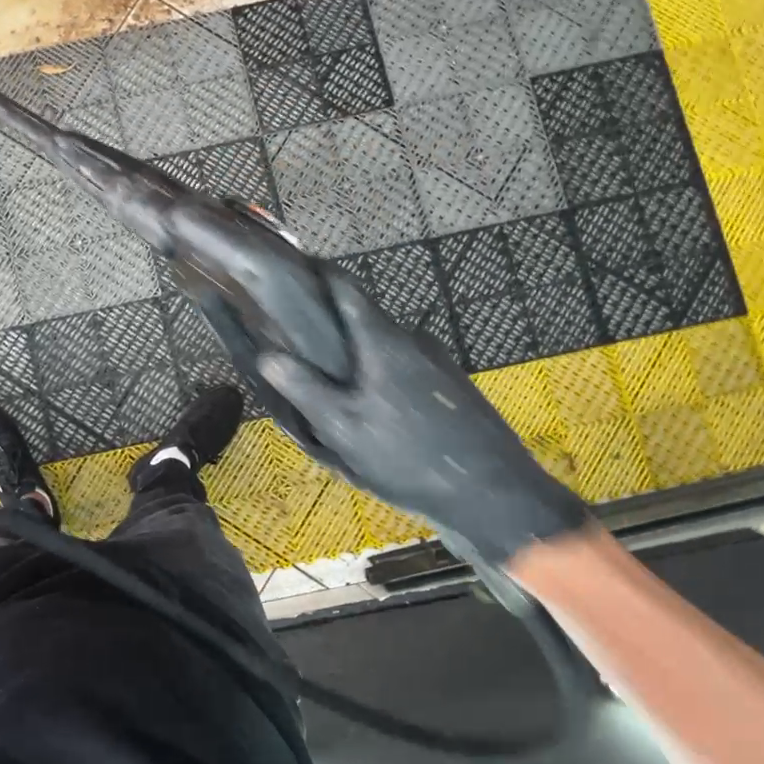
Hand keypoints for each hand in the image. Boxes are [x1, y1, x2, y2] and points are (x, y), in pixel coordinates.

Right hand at [254, 268, 590, 566]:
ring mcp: (437, 362)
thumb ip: (303, 388)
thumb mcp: (342, 427)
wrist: (496, 495)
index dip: (315, 272)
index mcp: (381, 339)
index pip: (344, 286)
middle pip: (361, 318)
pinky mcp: (451, 386)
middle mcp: (411, 339)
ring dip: (356, 358)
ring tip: (332, 389)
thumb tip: (267, 355)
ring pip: (382, 347)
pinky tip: (373, 412)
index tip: (289, 268)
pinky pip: (403, 368)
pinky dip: (379, 376)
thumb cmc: (408, 455)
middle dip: (329, 326)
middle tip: (299, 346)